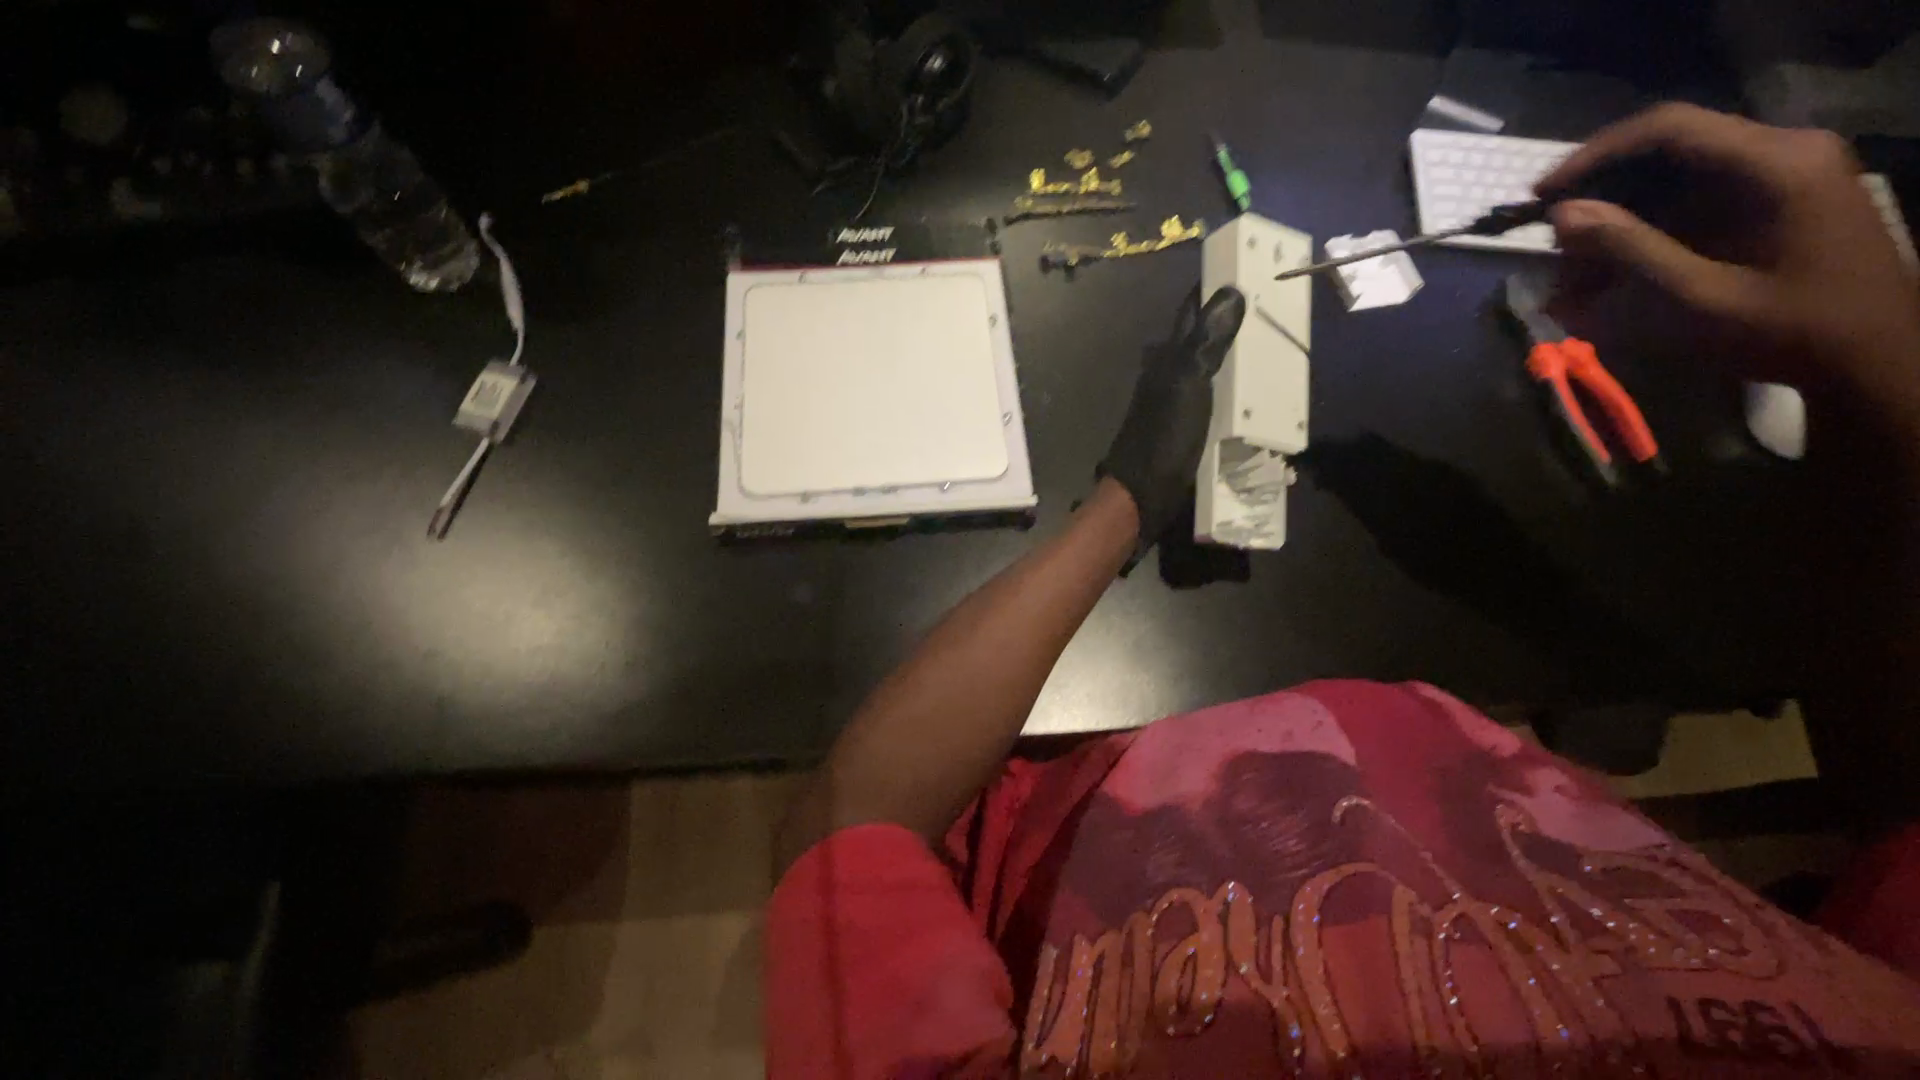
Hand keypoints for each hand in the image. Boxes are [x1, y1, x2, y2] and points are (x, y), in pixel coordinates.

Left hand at [1099, 286, 1245, 555]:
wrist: (1143, 494)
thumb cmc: (1164, 437)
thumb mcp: (1189, 384)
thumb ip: (1206, 341)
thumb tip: (1229, 291)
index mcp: (1166, 358)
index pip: (1189, 312)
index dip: (1209, 290)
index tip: (1242, 268)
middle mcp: (1166, 375)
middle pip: (1197, 339)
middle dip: (1225, 322)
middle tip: (1267, 310)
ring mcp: (1173, 403)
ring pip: (1204, 368)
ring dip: (1229, 357)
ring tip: (1268, 349)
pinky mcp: (1182, 428)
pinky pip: (1211, 398)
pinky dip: (1230, 391)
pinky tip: (1252, 396)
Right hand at [1539, 104, 1919, 399]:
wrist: (1875, 357)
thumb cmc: (1792, 330)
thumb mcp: (1701, 297)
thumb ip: (1631, 249)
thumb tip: (1562, 215)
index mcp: (1776, 162)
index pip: (1668, 129)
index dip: (1594, 156)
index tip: (1542, 196)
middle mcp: (1782, 151)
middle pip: (1665, 153)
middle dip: (1599, 199)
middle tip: (1553, 247)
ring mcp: (1780, 173)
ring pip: (1671, 181)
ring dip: (1615, 224)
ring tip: (1573, 279)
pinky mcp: (1771, 198)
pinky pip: (1692, 202)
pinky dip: (1643, 234)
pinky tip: (1609, 276)